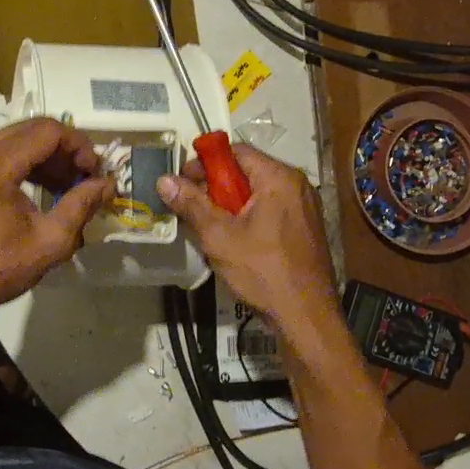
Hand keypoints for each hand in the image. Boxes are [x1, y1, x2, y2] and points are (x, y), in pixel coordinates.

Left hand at [0, 118, 114, 314]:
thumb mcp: (51, 241)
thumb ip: (82, 205)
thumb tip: (108, 184)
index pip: (49, 131)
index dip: (79, 146)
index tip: (96, 172)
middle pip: (34, 129)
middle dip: (67, 149)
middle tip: (88, 177)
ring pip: (20, 137)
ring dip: (50, 156)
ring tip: (72, 185)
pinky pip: (4, 149)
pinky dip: (29, 162)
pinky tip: (48, 187)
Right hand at [156, 144, 338, 328]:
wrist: (306, 316)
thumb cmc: (262, 271)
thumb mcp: (218, 236)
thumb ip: (191, 204)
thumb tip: (163, 179)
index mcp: (279, 178)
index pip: (236, 151)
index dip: (205, 163)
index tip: (182, 182)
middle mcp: (296, 185)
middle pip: (246, 172)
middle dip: (214, 187)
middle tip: (189, 207)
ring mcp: (304, 208)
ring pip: (256, 194)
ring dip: (228, 205)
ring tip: (206, 227)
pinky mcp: (304, 229)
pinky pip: (269, 211)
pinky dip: (246, 218)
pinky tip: (231, 242)